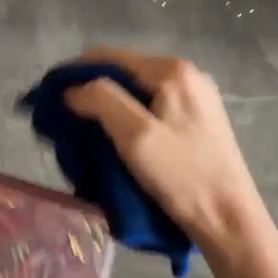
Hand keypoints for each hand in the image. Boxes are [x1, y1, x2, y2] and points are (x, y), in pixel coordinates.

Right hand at [65, 49, 272, 258]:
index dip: (72, 73)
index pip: (107, 56)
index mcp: (172, 70)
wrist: (230, 221)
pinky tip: (115, 136)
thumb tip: (72, 89)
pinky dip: (126, 115)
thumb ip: (100, 100)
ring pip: (134, 90)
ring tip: (83, 128)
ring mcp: (195, 96)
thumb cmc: (182, 176)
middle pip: (121, 71)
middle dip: (88, 90)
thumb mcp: (134, 135)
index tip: (47, 97)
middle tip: (63, 116)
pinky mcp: (197, 119)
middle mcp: (186, 74)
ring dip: (106, 104)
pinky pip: (150, 105)